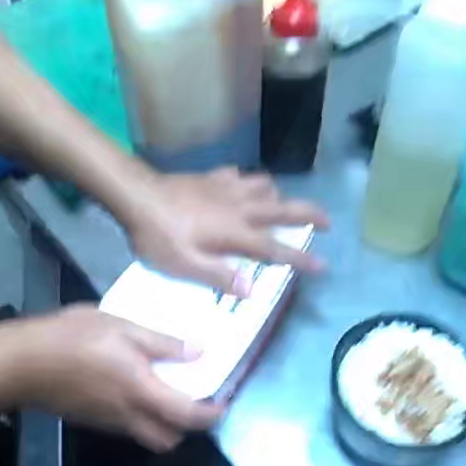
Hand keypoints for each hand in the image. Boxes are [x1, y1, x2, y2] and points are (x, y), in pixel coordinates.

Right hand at [10, 306, 221, 451]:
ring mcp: (106, 422)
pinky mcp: (90, 420)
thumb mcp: (120, 326)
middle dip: (185, 426)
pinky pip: (124, 426)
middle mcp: (127, 415)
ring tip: (163, 389)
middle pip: (168, 439)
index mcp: (140, 391)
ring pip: (145, 435)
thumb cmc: (71, 337)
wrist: (20, 363)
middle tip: (191, 397)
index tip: (223, 401)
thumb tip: (199, 352)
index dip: (211, 414)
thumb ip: (161, 343)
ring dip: (162, 422)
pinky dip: (138, 415)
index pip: (187, 417)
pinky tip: (130, 386)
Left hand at [119, 167, 329, 295]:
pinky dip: (247, 182)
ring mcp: (226, 188)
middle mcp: (238, 207)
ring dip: (279, 196)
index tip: (323, 266)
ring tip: (282, 205)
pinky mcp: (210, 177)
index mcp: (234, 232)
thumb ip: (218, 276)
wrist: (136, 195)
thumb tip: (251, 289)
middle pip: (283, 208)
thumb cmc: (158, 236)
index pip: (275, 248)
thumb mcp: (184, 265)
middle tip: (328, 221)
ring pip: (264, 186)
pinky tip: (241, 187)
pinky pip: (239, 176)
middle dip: (309, 214)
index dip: (300, 258)